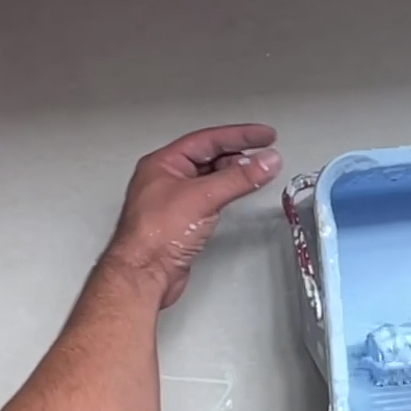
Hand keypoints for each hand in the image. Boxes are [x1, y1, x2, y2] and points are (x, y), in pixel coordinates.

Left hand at [103, 124, 281, 308]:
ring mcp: (175, 200)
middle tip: (266, 153)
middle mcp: (167, 179)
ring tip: (259, 170)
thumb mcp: (202, 197)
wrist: (144, 274)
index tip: (265, 135)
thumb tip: (266, 161)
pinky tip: (240, 193)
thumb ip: (239, 178)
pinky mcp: (183, 221)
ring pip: (211, 177)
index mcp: (163, 163)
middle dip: (240, 153)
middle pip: (210, 157)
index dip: (240, 135)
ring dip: (235, 173)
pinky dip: (229, 191)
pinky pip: (211, 197)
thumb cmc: (155, 236)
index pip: (208, 140)